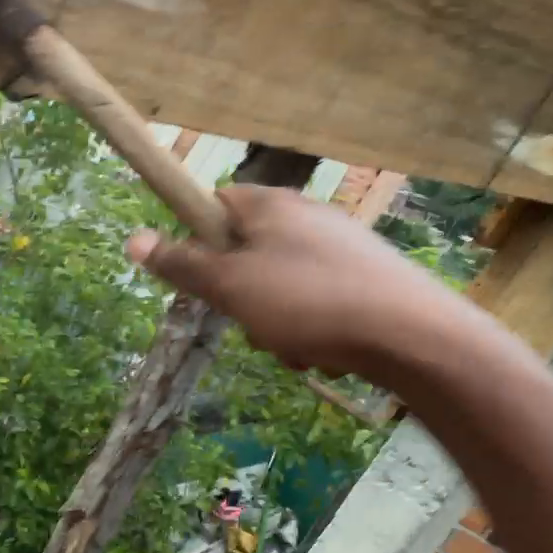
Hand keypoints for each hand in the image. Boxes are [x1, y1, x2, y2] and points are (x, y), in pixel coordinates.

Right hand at [125, 185, 479, 381]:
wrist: (419, 340)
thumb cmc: (308, 302)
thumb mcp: (227, 285)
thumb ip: (180, 263)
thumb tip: (132, 238)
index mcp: (271, 206)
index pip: (214, 202)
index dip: (196, 235)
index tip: (195, 272)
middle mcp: (308, 216)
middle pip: (244, 247)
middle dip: (234, 288)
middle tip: (240, 316)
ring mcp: (343, 247)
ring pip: (278, 280)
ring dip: (269, 315)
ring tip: (285, 342)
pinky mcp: (371, 278)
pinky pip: (316, 298)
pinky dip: (308, 324)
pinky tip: (319, 350)